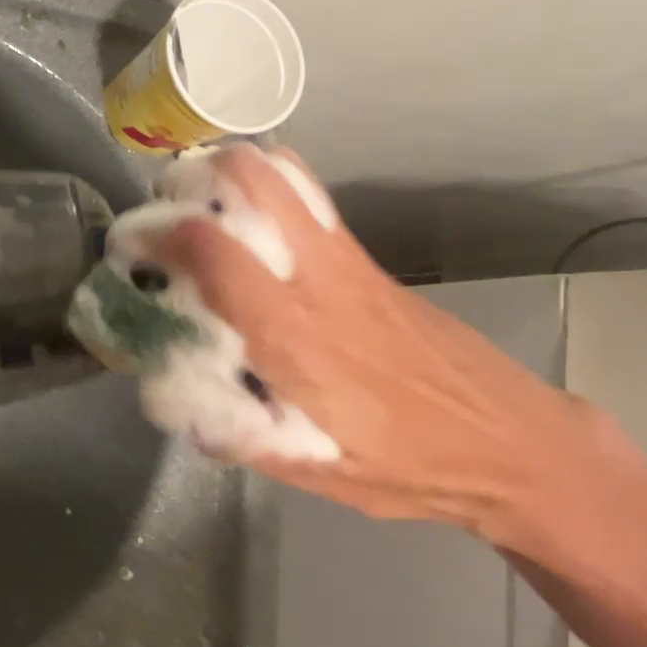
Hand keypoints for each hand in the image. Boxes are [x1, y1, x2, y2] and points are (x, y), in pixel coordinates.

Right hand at [135, 144, 594, 542]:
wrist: (517, 445)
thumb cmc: (409, 465)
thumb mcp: (312, 472)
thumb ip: (235, 430)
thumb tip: (168, 392)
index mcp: (294, 334)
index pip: (212, 251)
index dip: (157, 235)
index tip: (128, 245)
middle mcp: (318, 278)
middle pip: (252, 177)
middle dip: (193, 176)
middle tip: (165, 211)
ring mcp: (348, 259)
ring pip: (284, 174)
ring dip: (230, 174)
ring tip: (200, 208)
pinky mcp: (367, 259)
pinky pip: (306, 200)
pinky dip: (265, 190)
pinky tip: (250, 232)